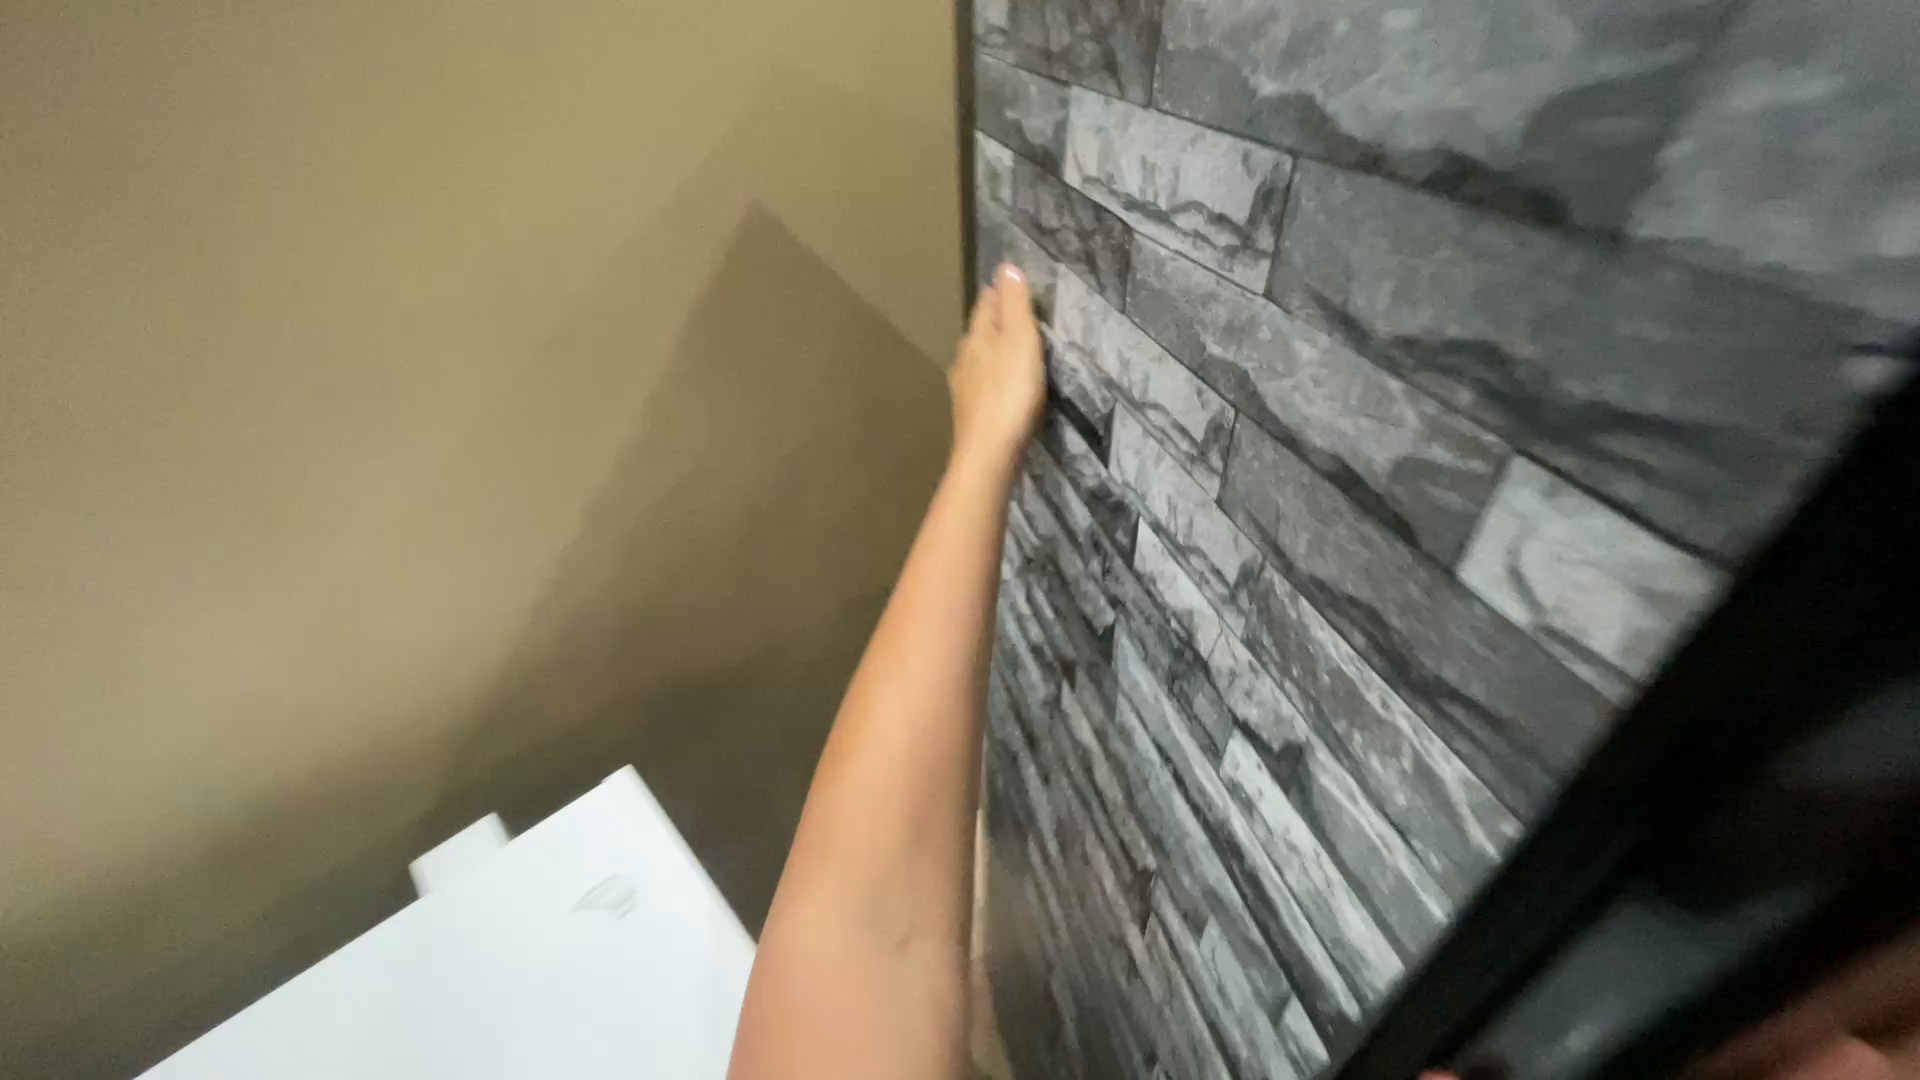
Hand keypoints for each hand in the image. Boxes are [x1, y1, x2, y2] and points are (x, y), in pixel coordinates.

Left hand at [949, 263, 1044, 471]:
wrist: (989, 454)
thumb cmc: (1009, 394)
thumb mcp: (1020, 341)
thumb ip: (1014, 305)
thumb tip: (1006, 266)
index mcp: (977, 337)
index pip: (986, 304)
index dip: (998, 291)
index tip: (1009, 282)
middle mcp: (964, 359)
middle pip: (979, 331)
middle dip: (993, 320)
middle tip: (1013, 312)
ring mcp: (965, 389)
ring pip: (978, 359)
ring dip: (991, 350)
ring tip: (1009, 347)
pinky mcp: (971, 415)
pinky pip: (982, 385)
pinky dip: (992, 377)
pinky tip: (999, 386)